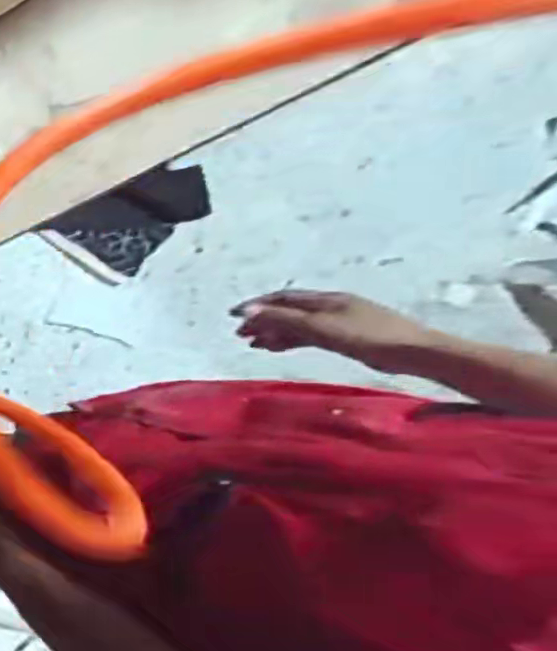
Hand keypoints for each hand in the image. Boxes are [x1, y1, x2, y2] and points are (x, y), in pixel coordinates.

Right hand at [232, 290, 446, 372]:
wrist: (417, 353)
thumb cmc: (367, 337)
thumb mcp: (318, 327)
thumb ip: (281, 319)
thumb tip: (246, 311)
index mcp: (325, 300)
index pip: (281, 297)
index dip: (256, 305)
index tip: (233, 315)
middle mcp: (331, 306)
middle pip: (288, 310)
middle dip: (262, 320)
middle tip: (240, 334)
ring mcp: (341, 321)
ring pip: (298, 323)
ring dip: (274, 331)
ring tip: (255, 343)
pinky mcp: (348, 336)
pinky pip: (310, 334)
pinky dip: (290, 339)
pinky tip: (279, 347)